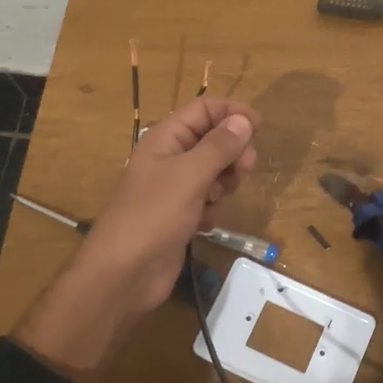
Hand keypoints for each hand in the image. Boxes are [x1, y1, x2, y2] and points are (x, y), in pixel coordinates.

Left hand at [15, 98, 259, 373]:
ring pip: (215, 171)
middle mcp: (170, 158)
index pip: (204, 109)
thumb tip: (243, 119)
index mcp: (165, 138)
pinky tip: (204, 223)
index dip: (232, 113)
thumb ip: (219, 146)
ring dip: (224, 183)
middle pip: (214, 139)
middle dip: (233, 152)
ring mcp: (175, 188)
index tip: (258, 129)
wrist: (125, 273)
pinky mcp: (181, 215)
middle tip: (243, 170)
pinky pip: (209, 200)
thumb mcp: (189, 175)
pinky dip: (213, 208)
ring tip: (215, 200)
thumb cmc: (153, 216)